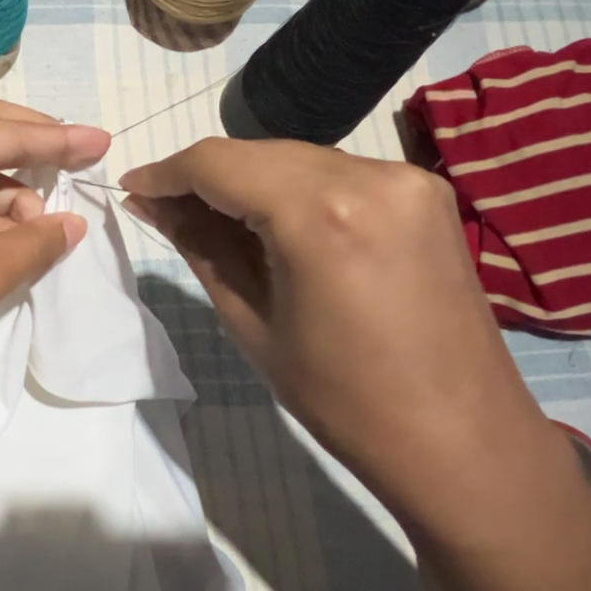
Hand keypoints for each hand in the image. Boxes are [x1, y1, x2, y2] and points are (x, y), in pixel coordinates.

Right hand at [119, 139, 554, 525]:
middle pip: (258, 152)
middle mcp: (370, 176)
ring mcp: (407, 180)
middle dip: (204, 177)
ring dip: (247, 181)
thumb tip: (153, 204)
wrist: (459, 437)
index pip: (220, 163)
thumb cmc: (342, 397)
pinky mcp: (425, 193)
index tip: (131, 190)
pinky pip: (336, 173)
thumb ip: (201, 247)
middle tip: (162, 211)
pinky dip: (292, 189)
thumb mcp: (252, 321)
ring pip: (297, 159)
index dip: (166, 173)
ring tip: (211, 222)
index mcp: (321, 214)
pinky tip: (269, 223)